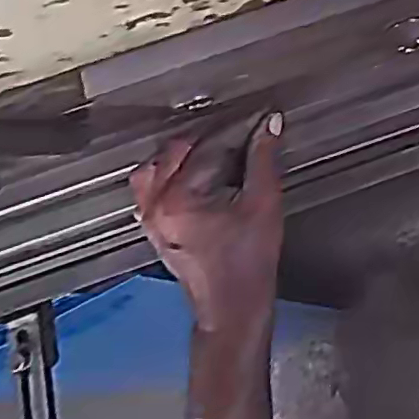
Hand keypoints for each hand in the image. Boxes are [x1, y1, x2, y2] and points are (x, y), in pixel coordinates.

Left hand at [130, 111, 284, 333]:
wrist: (232, 303)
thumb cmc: (250, 258)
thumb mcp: (264, 201)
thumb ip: (263, 157)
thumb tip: (269, 123)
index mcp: (181, 198)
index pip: (211, 145)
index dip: (241, 126)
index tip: (262, 115)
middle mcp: (156, 203)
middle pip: (180, 148)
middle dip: (215, 134)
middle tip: (247, 129)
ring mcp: (149, 214)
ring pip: (159, 163)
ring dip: (188, 148)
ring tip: (221, 145)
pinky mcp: (152, 222)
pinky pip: (151, 182)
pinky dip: (172, 168)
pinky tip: (197, 167)